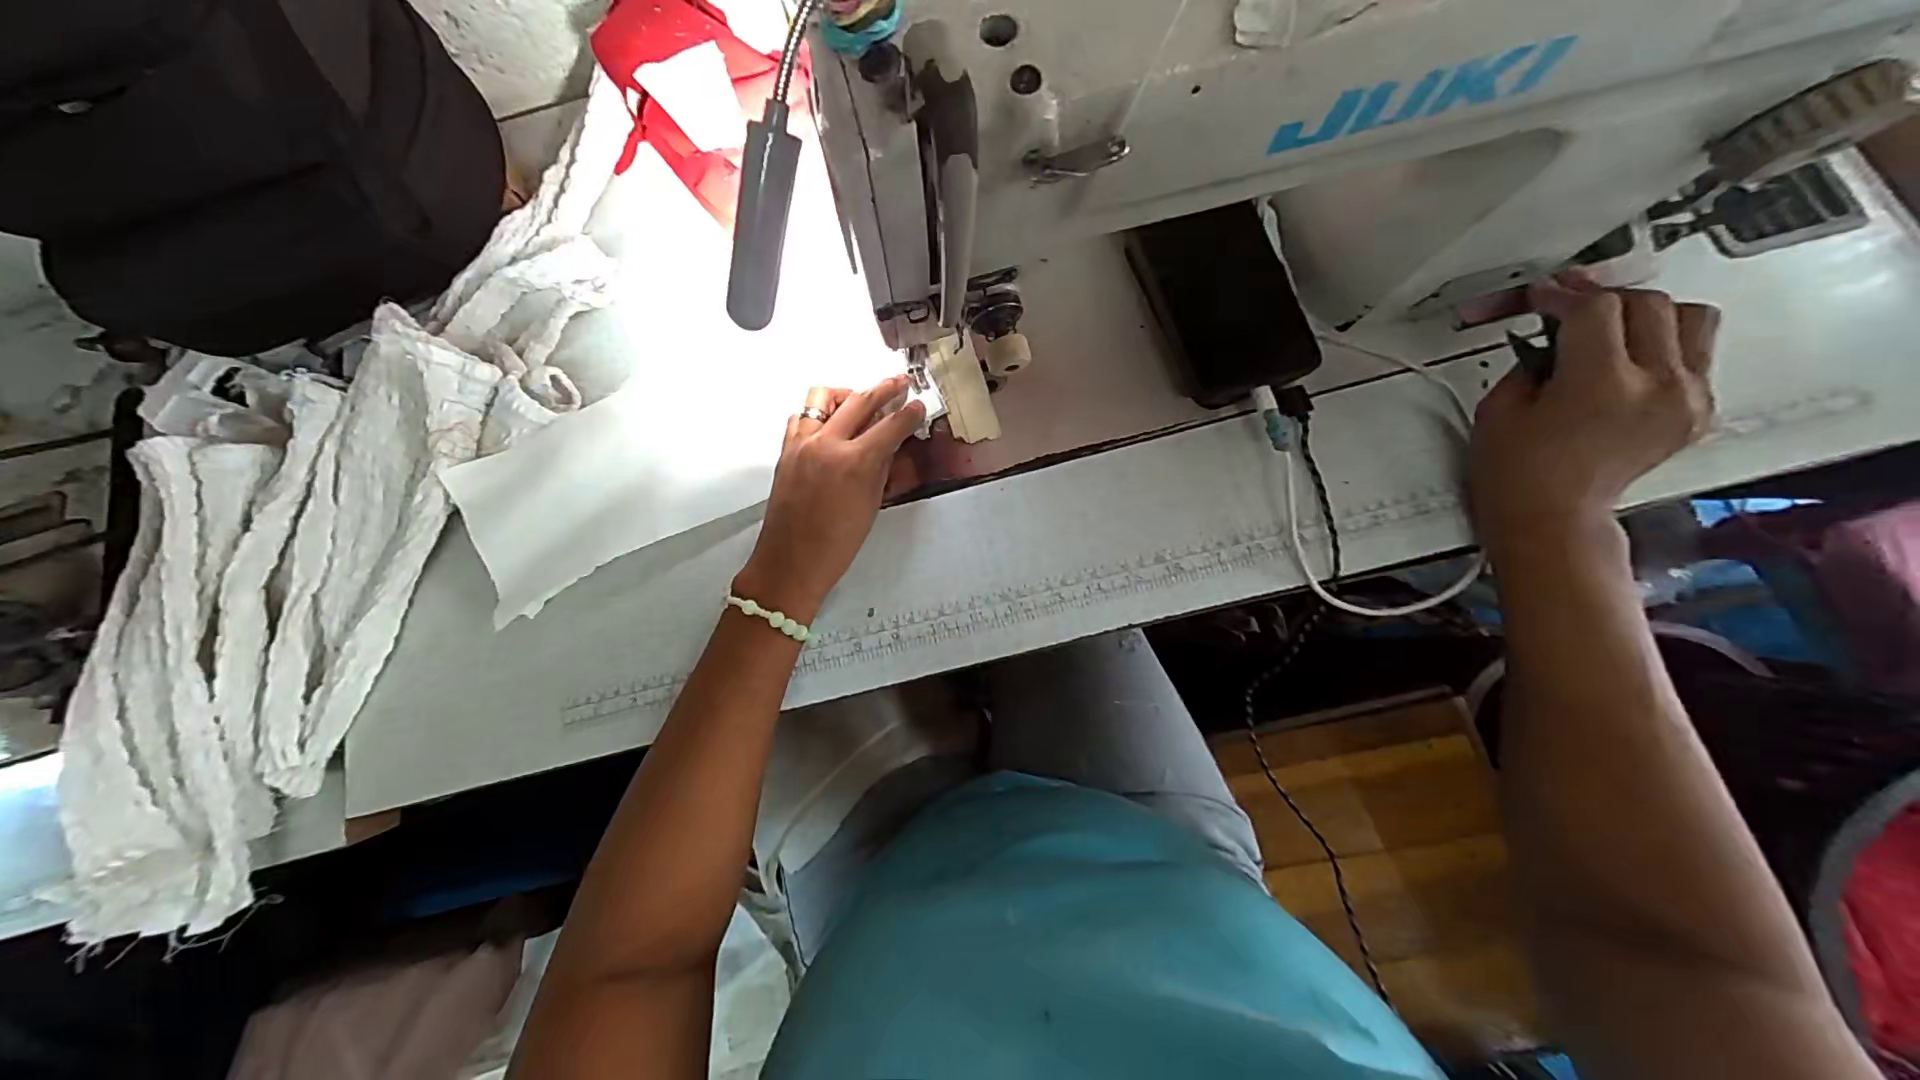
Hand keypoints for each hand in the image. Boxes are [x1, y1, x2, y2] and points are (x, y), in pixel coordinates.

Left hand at [733, 375, 926, 624]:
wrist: (791, 562)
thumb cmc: (836, 545)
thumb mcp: (871, 505)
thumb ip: (882, 468)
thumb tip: (892, 446)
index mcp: (855, 462)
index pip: (891, 425)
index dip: (910, 412)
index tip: (919, 404)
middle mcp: (827, 444)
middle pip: (860, 400)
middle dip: (885, 388)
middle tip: (900, 383)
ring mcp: (802, 444)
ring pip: (823, 397)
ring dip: (846, 394)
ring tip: (859, 402)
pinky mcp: (786, 450)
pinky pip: (802, 417)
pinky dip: (819, 413)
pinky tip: (830, 426)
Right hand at [1471, 280, 1717, 557]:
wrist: (1551, 517)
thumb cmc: (1515, 473)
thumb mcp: (1499, 408)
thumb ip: (1532, 362)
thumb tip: (1553, 337)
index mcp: (1601, 384)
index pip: (1595, 309)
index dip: (1563, 294)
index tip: (1542, 294)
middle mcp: (1658, 386)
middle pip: (1648, 305)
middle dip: (1602, 298)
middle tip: (1568, 303)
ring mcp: (1687, 398)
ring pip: (1691, 319)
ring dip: (1647, 313)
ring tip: (1610, 326)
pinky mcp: (1697, 411)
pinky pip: (1697, 354)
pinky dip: (1664, 344)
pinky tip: (1628, 357)